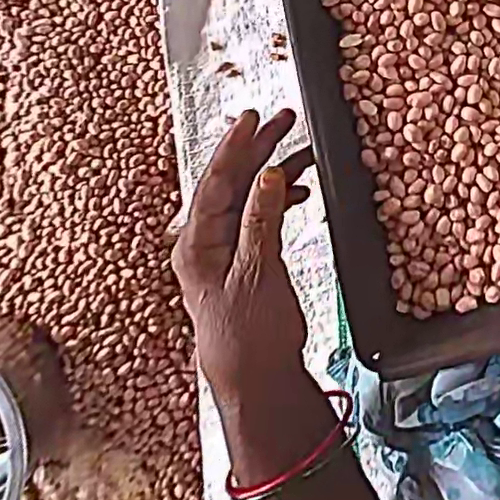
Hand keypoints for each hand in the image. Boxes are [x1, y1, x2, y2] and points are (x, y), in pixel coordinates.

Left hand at [171, 109, 313, 393]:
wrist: (257, 380)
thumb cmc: (247, 338)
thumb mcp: (256, 275)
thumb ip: (261, 222)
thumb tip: (269, 174)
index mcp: (196, 245)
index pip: (213, 182)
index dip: (234, 147)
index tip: (252, 119)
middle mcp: (208, 240)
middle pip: (232, 181)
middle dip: (258, 148)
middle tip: (282, 119)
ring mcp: (228, 247)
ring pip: (251, 194)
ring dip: (275, 169)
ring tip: (303, 147)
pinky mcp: (248, 255)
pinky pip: (263, 213)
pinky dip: (283, 196)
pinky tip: (301, 188)